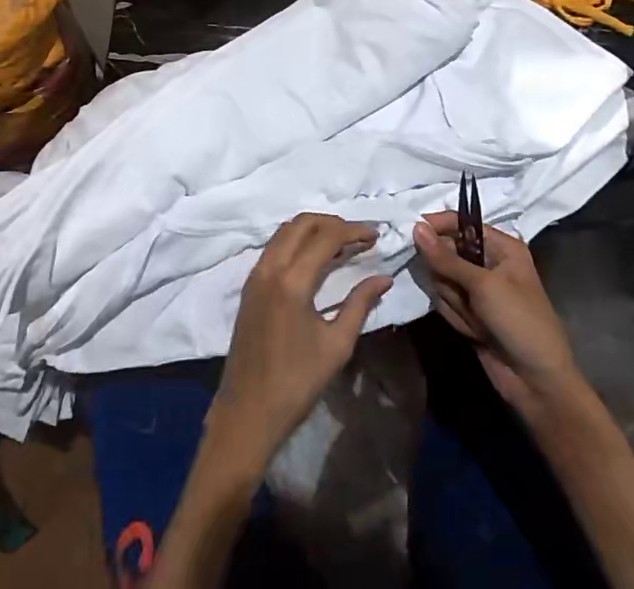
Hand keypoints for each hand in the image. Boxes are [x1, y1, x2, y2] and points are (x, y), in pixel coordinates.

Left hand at [209, 214, 393, 462]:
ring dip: (312, 229)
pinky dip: (296, 242)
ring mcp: (255, 277)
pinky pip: (273, 248)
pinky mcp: (249, 287)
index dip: (353, 230)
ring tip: (340, 243)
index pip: (325, 237)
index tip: (376, 234)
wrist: (248, 411)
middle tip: (358, 235)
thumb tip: (384, 278)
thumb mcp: (337, 344)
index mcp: (292, 282)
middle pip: (301, 224)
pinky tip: (314, 258)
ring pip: (284, 232)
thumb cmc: (298, 382)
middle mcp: (269, 269)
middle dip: (332, 222)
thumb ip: (360, 304)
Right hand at [414, 212, 580, 417]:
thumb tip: (416, 227)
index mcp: (501, 247)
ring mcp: (477, 290)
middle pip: (446, 252)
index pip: (460, 224)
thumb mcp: (483, 285)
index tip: (411, 232)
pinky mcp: (469, 312)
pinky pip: (446, 303)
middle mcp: (488, 263)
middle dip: (447, 275)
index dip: (437, 226)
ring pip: (442, 280)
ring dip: (453, 300)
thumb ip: (446, 257)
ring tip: (476, 319)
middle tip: (462, 293)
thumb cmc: (518, 320)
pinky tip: (474, 332)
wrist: (536, 379)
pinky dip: (455, 316)